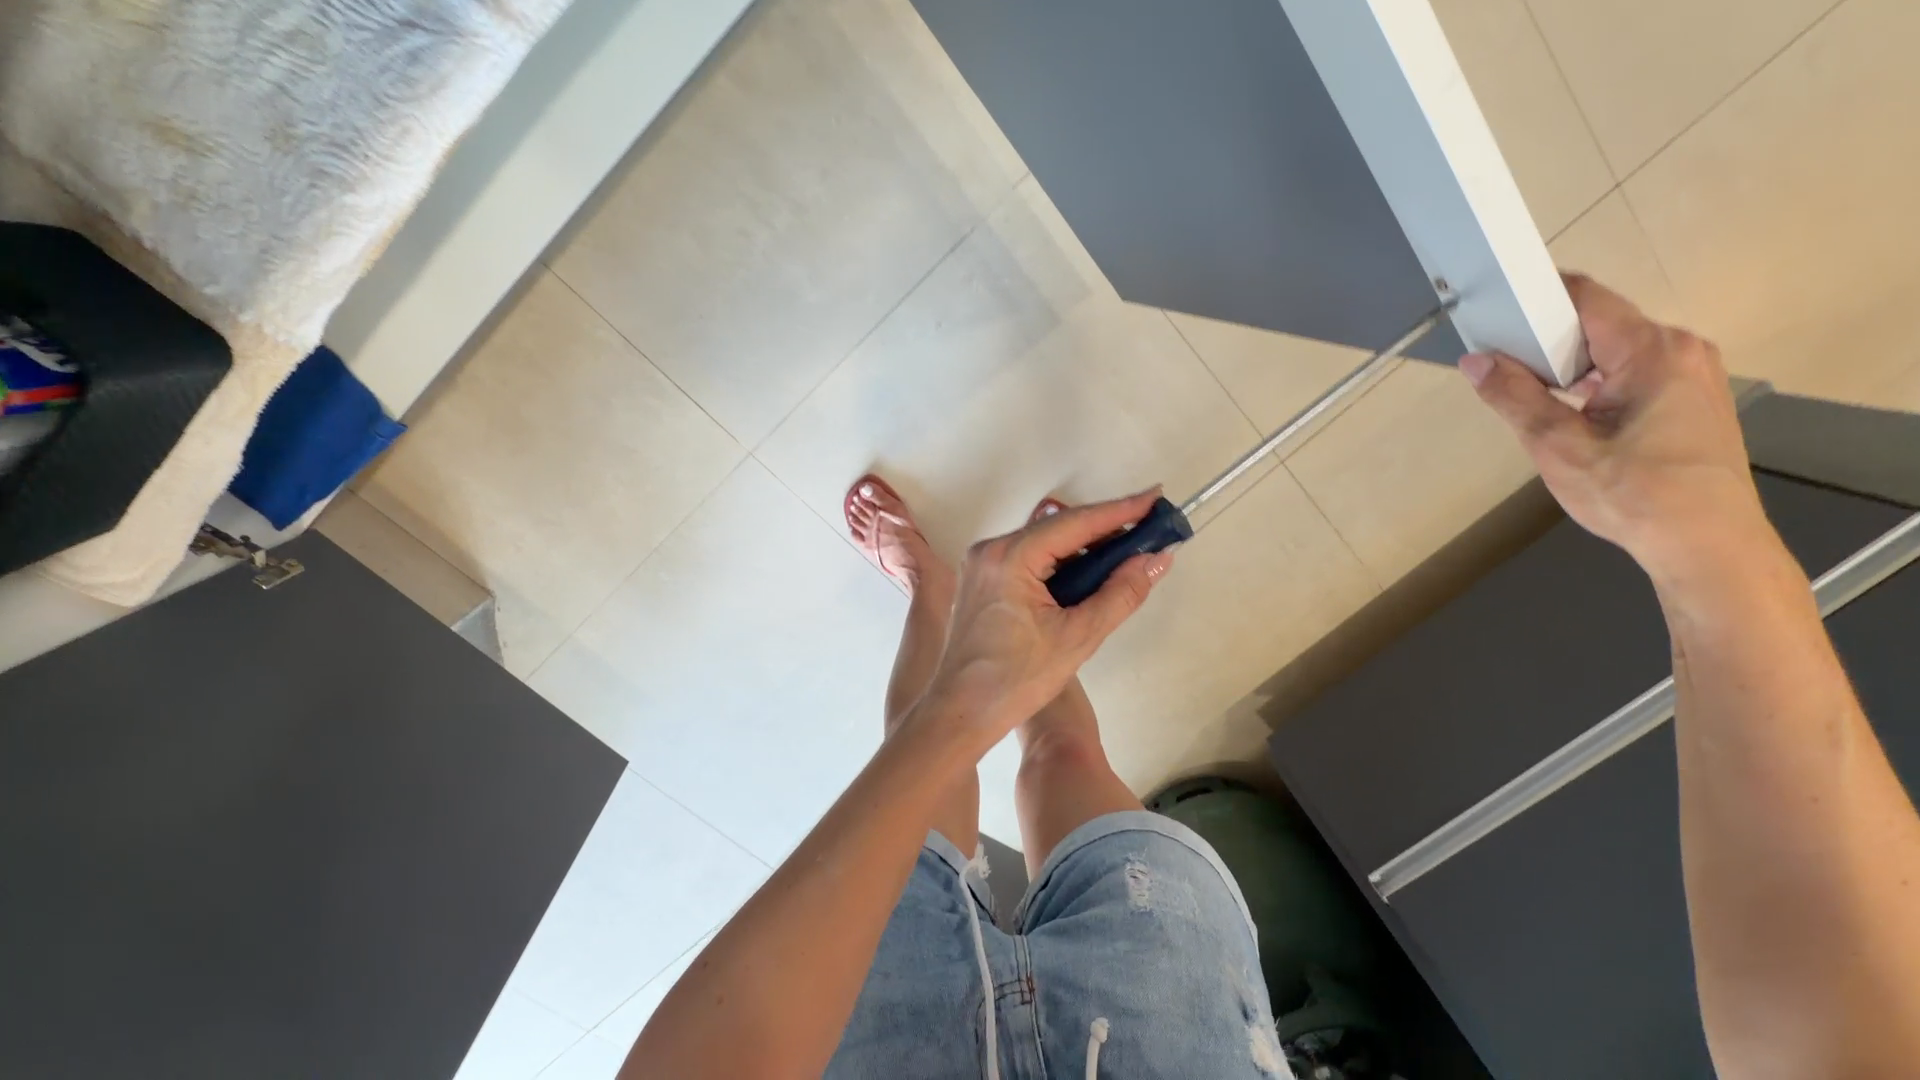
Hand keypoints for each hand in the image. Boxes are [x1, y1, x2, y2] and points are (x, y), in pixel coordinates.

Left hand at [916, 489, 1173, 733]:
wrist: (959, 713)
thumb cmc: (1015, 680)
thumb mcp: (1078, 638)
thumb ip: (1121, 594)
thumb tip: (1156, 561)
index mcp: (1009, 557)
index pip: (1075, 523)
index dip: (1121, 510)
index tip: (1156, 498)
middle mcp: (990, 550)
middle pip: (1058, 530)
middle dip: (1105, 530)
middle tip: (1148, 531)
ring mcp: (982, 565)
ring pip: (1044, 544)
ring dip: (1083, 550)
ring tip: (1126, 556)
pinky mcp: (981, 581)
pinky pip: (1029, 560)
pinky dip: (1060, 565)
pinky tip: (1088, 577)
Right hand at [1461, 274, 1768, 576]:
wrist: (1707, 544)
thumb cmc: (1635, 494)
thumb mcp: (1559, 447)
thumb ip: (1515, 398)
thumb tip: (1475, 360)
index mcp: (1651, 350)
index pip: (1586, 297)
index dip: (1536, 298)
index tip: (1493, 311)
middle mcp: (1680, 349)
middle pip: (1598, 323)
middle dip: (1546, 341)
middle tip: (1502, 368)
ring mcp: (1692, 373)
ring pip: (1613, 350)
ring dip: (1569, 367)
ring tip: (1531, 398)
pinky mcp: (1691, 398)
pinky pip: (1631, 371)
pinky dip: (1594, 383)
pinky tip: (1571, 415)